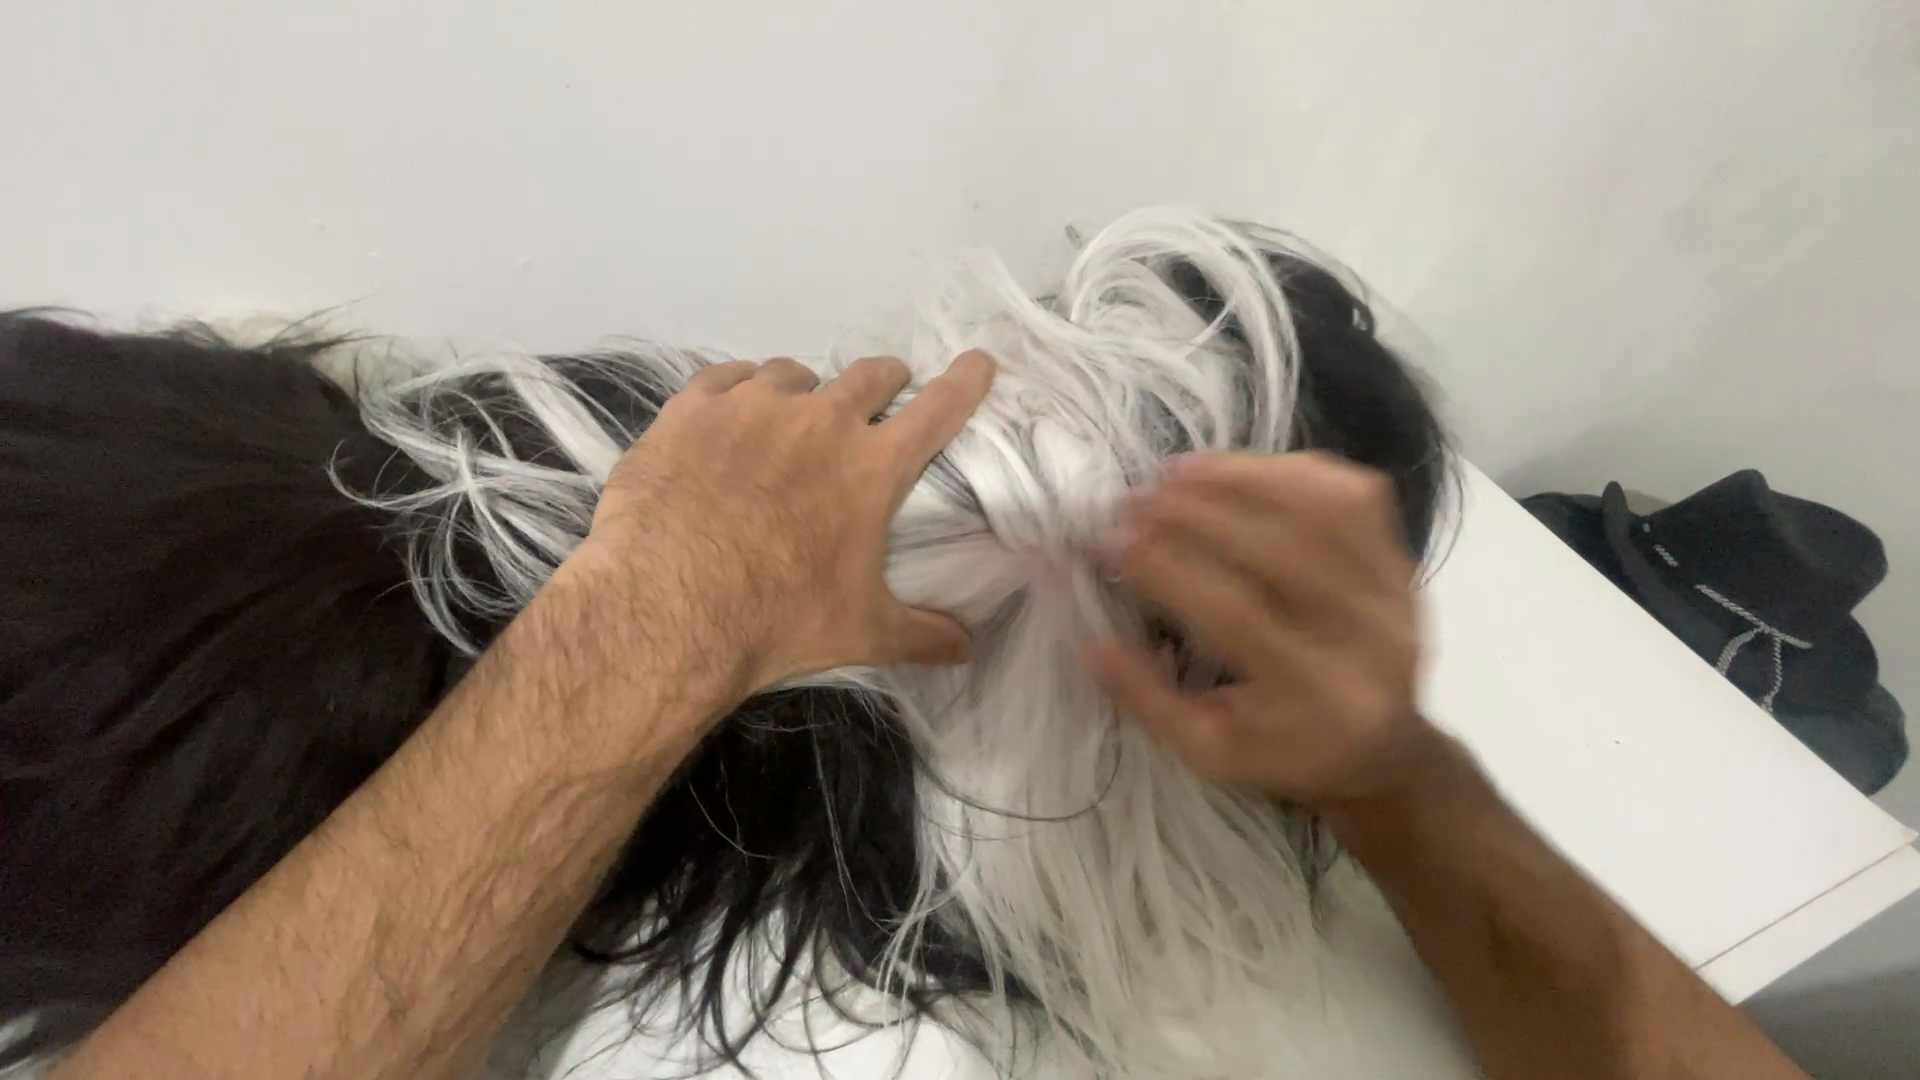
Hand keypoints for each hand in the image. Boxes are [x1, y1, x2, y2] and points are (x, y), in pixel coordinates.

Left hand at [573, 351, 995, 696]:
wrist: (667, 612)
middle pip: (870, 376)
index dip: (964, 382)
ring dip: (808, 391)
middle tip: (883, 395)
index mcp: (870, 468)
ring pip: (794, 373)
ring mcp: (751, 408)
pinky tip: (732, 412)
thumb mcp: (864, 633)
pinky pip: (728, 377)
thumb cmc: (779, 619)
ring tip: (794, 416)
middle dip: (886, 381)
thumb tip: (969, 650)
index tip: (978, 361)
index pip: (937, 411)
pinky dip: (741, 390)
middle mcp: (819, 421)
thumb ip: (923, 634)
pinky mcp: (692, 410)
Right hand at [1083, 451, 1438, 805]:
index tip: (1112, 542)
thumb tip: (1090, 644)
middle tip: (1132, 499)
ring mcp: (1393, 589)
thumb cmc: (1284, 748)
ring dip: (1239, 478)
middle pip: (1281, 549)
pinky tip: (1236, 468)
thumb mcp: (1208, 750)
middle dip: (1196, 513)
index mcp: (1316, 695)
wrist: (1383, 745)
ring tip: (1173, 471)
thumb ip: (1149, 701)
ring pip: (1320, 507)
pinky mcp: (1401, 557)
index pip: (1236, 613)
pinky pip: (1351, 493)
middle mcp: (1367, 635)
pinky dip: (1290, 469)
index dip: (1168, 570)